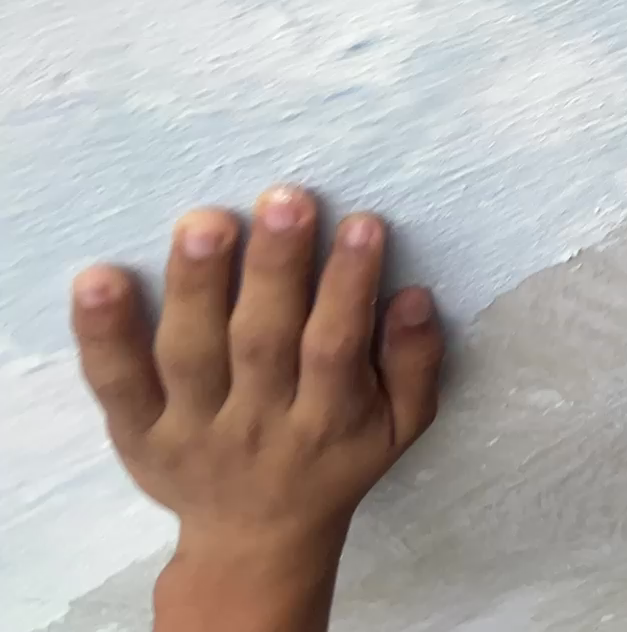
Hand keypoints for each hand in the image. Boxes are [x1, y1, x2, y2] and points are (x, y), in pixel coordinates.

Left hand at [70, 187, 444, 631]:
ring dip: (196, 284)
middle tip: (284, 200)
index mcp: (331, 418)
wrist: (259, 534)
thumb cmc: (347, 458)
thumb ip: (417, 360)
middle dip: (275, 266)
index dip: (349, 283)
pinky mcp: (137, 432)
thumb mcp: (409, 421)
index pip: (338, 343)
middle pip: (263, 339)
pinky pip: (115, 382)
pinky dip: (103, 332)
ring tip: (207, 220)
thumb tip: (414, 296)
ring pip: (189, 351)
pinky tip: (100, 277)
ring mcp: (191, 428)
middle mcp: (259, 422)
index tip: (362, 223)